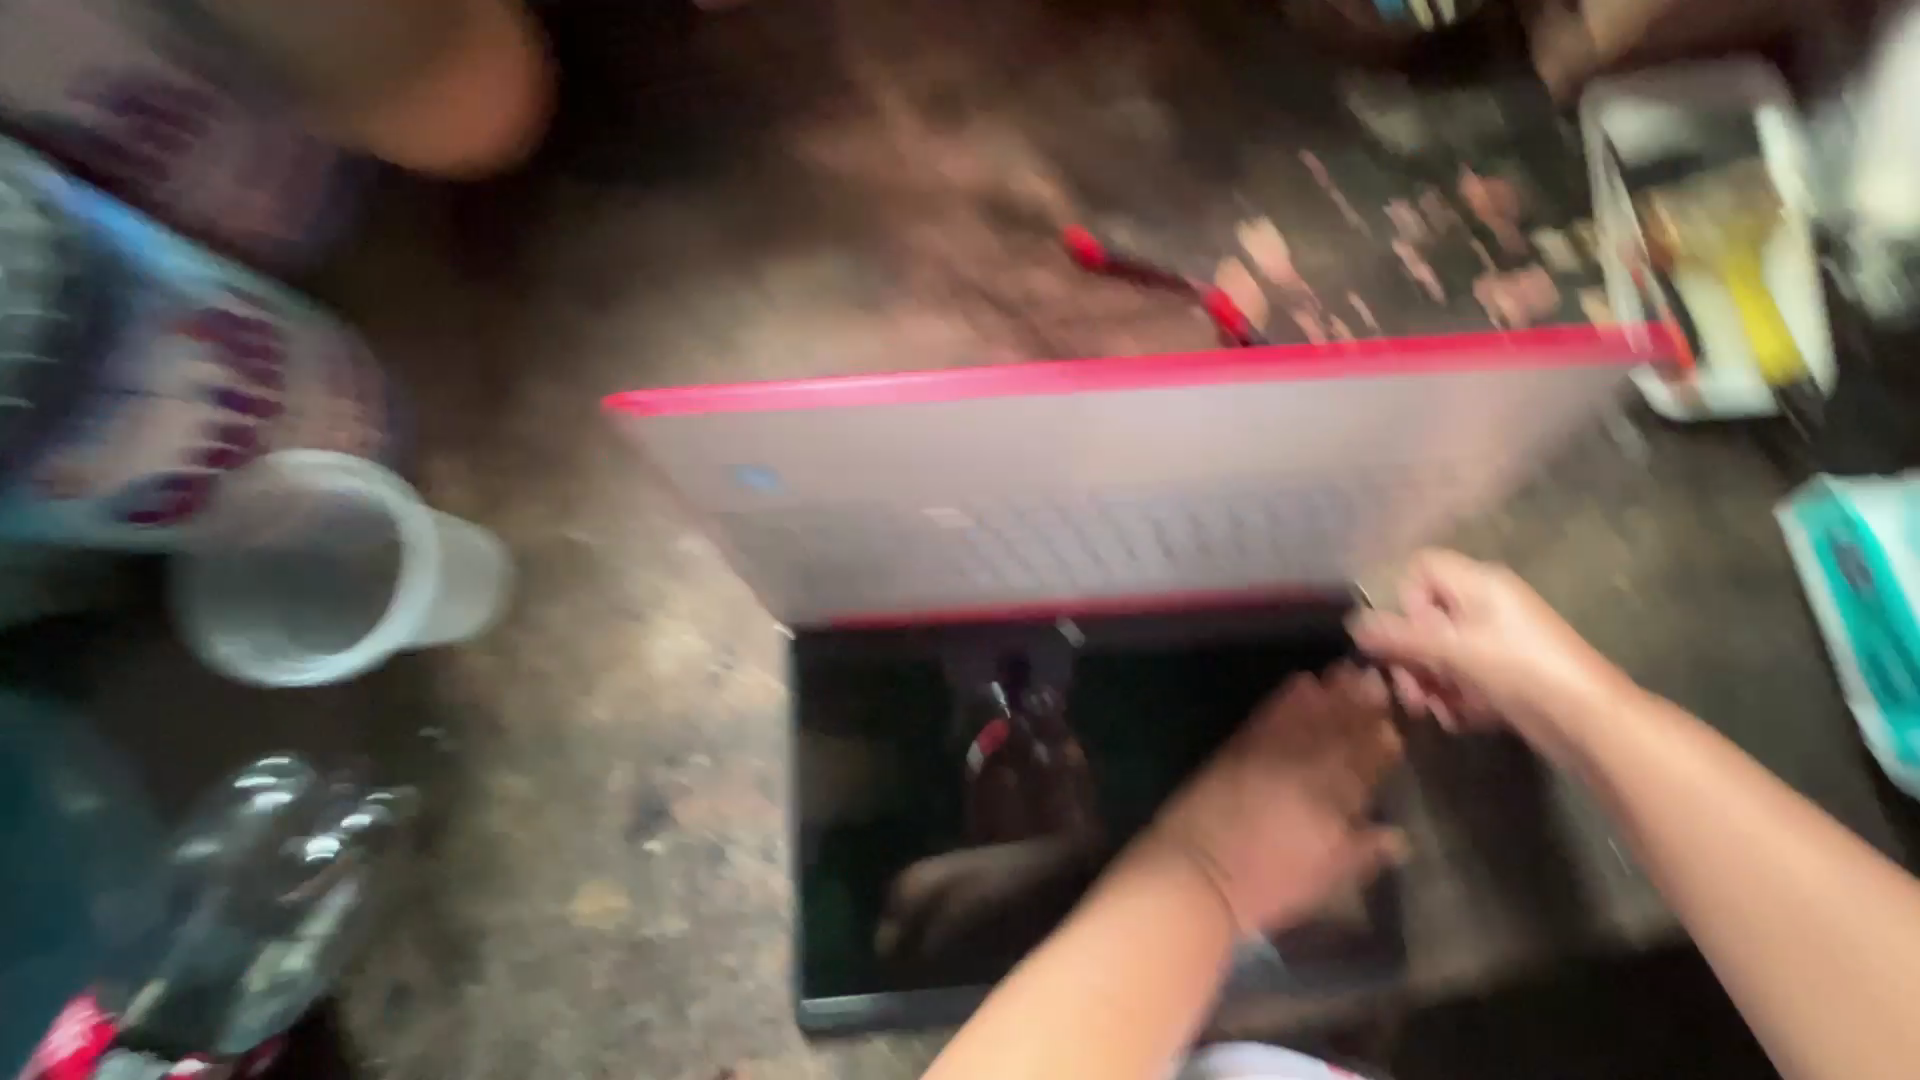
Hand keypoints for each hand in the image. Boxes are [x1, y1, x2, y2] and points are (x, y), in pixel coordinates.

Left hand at [1140, 665, 1405, 932]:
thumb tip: (1398, 836)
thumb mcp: (1322, 882)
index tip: (1395, 723)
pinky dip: (1286, 699)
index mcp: (1331, 809)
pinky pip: (1268, 718)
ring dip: (1329, 695)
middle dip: (1360, 707)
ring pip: (1308, 720)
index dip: (1381, 744)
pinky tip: (1301, 681)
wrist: (1196, 873)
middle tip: (1379, 679)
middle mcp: (1305, 775)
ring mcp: (1269, 757)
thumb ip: (1361, 853)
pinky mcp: (1237, 749)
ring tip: (1348, 671)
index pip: (1364, 769)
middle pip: (1338, 736)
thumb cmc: (1263, 887)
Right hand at [1346, 549, 1637, 755]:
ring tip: (1436, 710)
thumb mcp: (1451, 650)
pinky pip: (1463, 676)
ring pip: (1440, 653)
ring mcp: (1497, 641)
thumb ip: (1398, 636)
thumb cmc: (1519, 670)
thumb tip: (1354, 624)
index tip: (1412, 633)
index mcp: (1478, 585)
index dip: (1406, 599)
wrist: (1590, 722)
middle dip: (1411, 657)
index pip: (1421, 569)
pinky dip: (1456, 697)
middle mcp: (1486, 606)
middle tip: (1411, 689)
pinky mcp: (1507, 674)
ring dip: (1429, 683)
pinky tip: (1461, 718)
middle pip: (1424, 618)